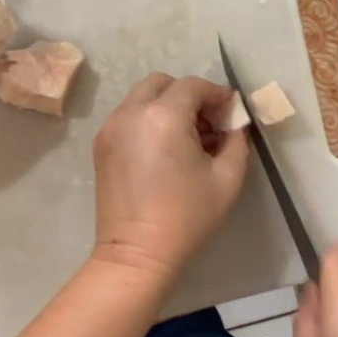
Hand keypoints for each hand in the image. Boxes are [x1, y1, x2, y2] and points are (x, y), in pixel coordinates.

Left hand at [91, 73, 249, 279]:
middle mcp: (131, 113)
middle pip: (162, 83)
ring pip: (140, 98)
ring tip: (186, 139)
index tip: (231, 115)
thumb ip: (236, 140)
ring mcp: (110, 129)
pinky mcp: (100, 147)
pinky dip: (146, 121)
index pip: (193, 86)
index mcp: (163, 116)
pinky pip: (126, 118)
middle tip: (207, 124)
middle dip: (188, 96)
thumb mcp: (228, 178)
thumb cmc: (186, 217)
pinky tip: (163, 151)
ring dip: (166, 107)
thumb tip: (234, 124)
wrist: (137, 252)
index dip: (217, 95)